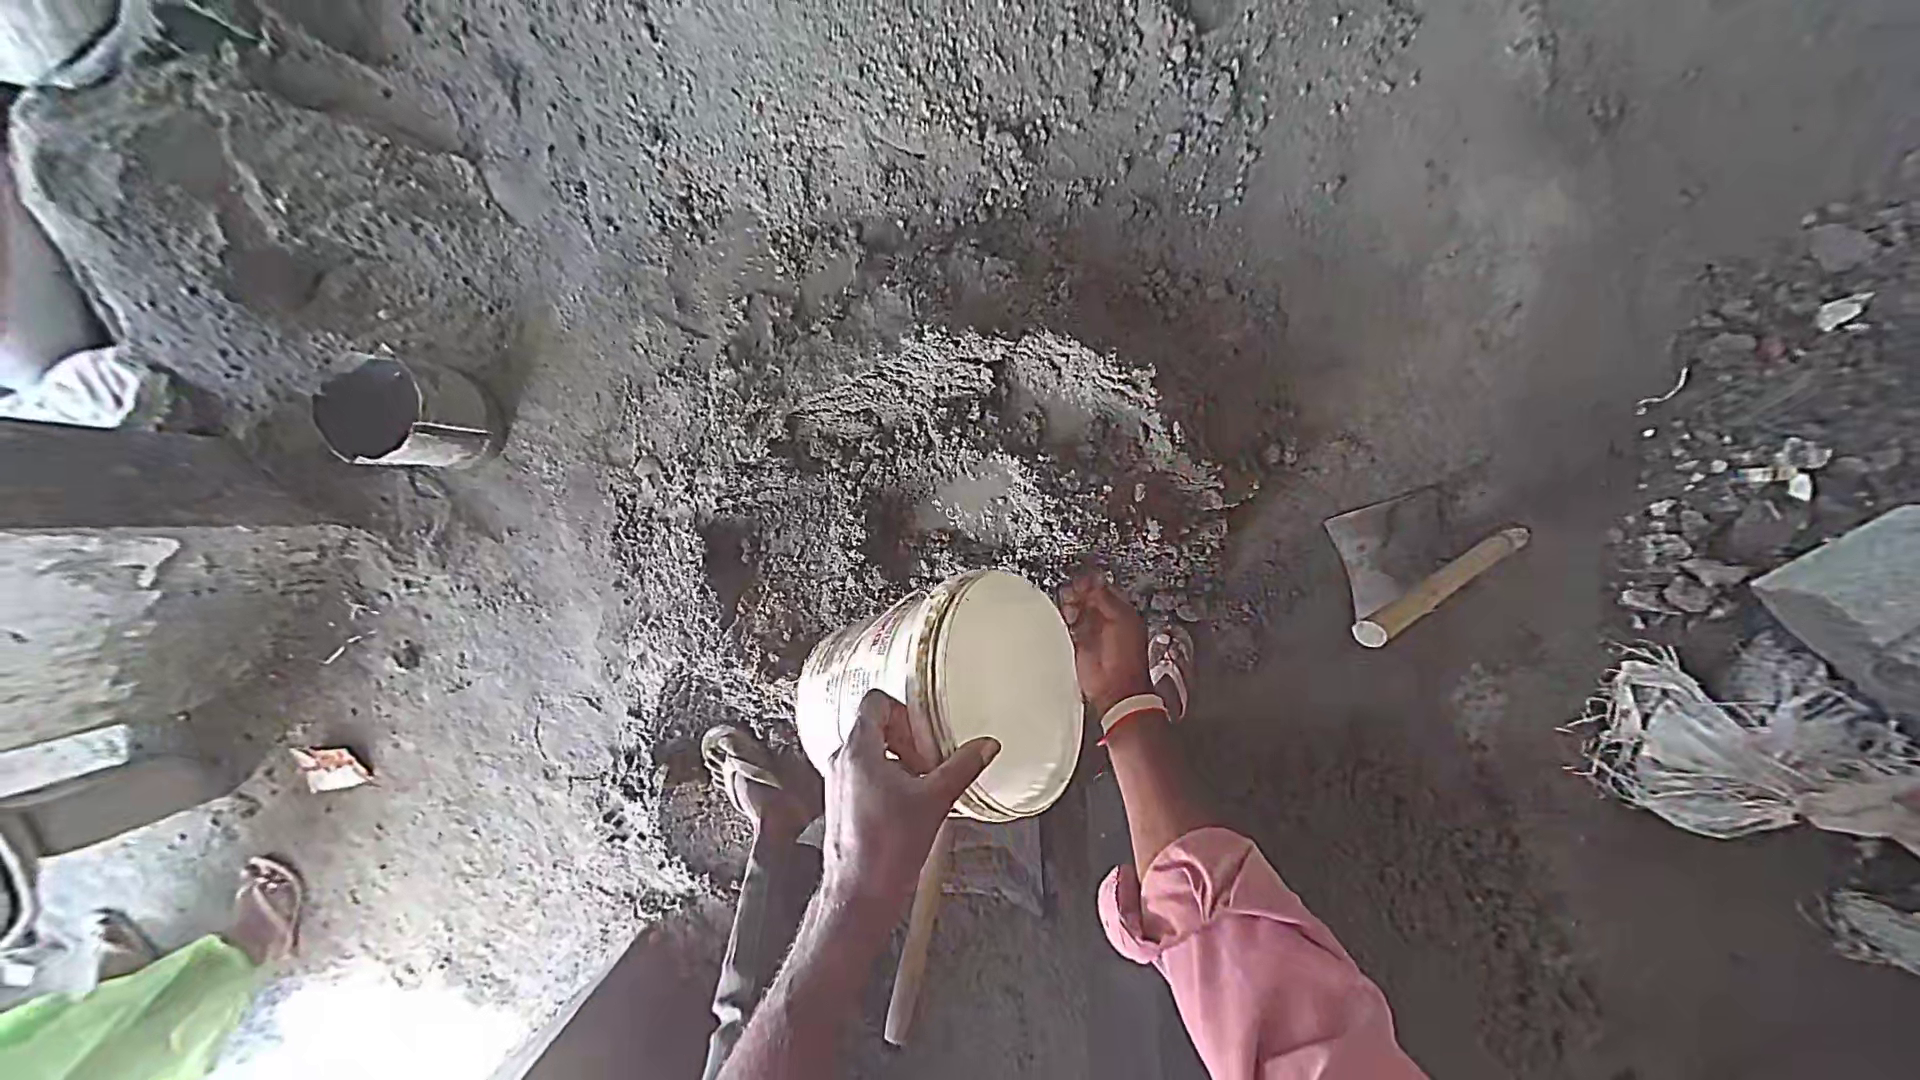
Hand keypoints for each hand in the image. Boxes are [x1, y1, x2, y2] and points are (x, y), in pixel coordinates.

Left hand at [820, 690, 998, 922]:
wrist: (858, 896)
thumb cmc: (886, 850)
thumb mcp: (934, 800)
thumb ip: (962, 767)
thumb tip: (986, 746)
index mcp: (858, 751)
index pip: (875, 702)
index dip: (903, 711)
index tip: (923, 732)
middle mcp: (842, 761)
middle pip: (874, 726)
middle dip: (906, 738)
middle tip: (928, 759)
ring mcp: (837, 782)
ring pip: (869, 751)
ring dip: (898, 758)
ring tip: (921, 781)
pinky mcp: (840, 802)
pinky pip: (863, 773)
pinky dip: (886, 776)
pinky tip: (908, 801)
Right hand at [1058, 572, 1153, 716]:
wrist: (1114, 687)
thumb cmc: (1126, 657)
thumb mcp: (1121, 618)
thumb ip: (1106, 598)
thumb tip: (1094, 580)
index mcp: (1120, 611)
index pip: (1102, 588)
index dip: (1092, 582)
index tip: (1083, 580)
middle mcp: (1105, 619)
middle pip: (1086, 596)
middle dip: (1078, 591)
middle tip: (1073, 592)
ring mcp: (1090, 631)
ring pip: (1075, 608)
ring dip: (1070, 604)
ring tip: (1070, 607)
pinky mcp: (1076, 643)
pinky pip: (1066, 624)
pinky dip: (1062, 618)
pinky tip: (1065, 618)